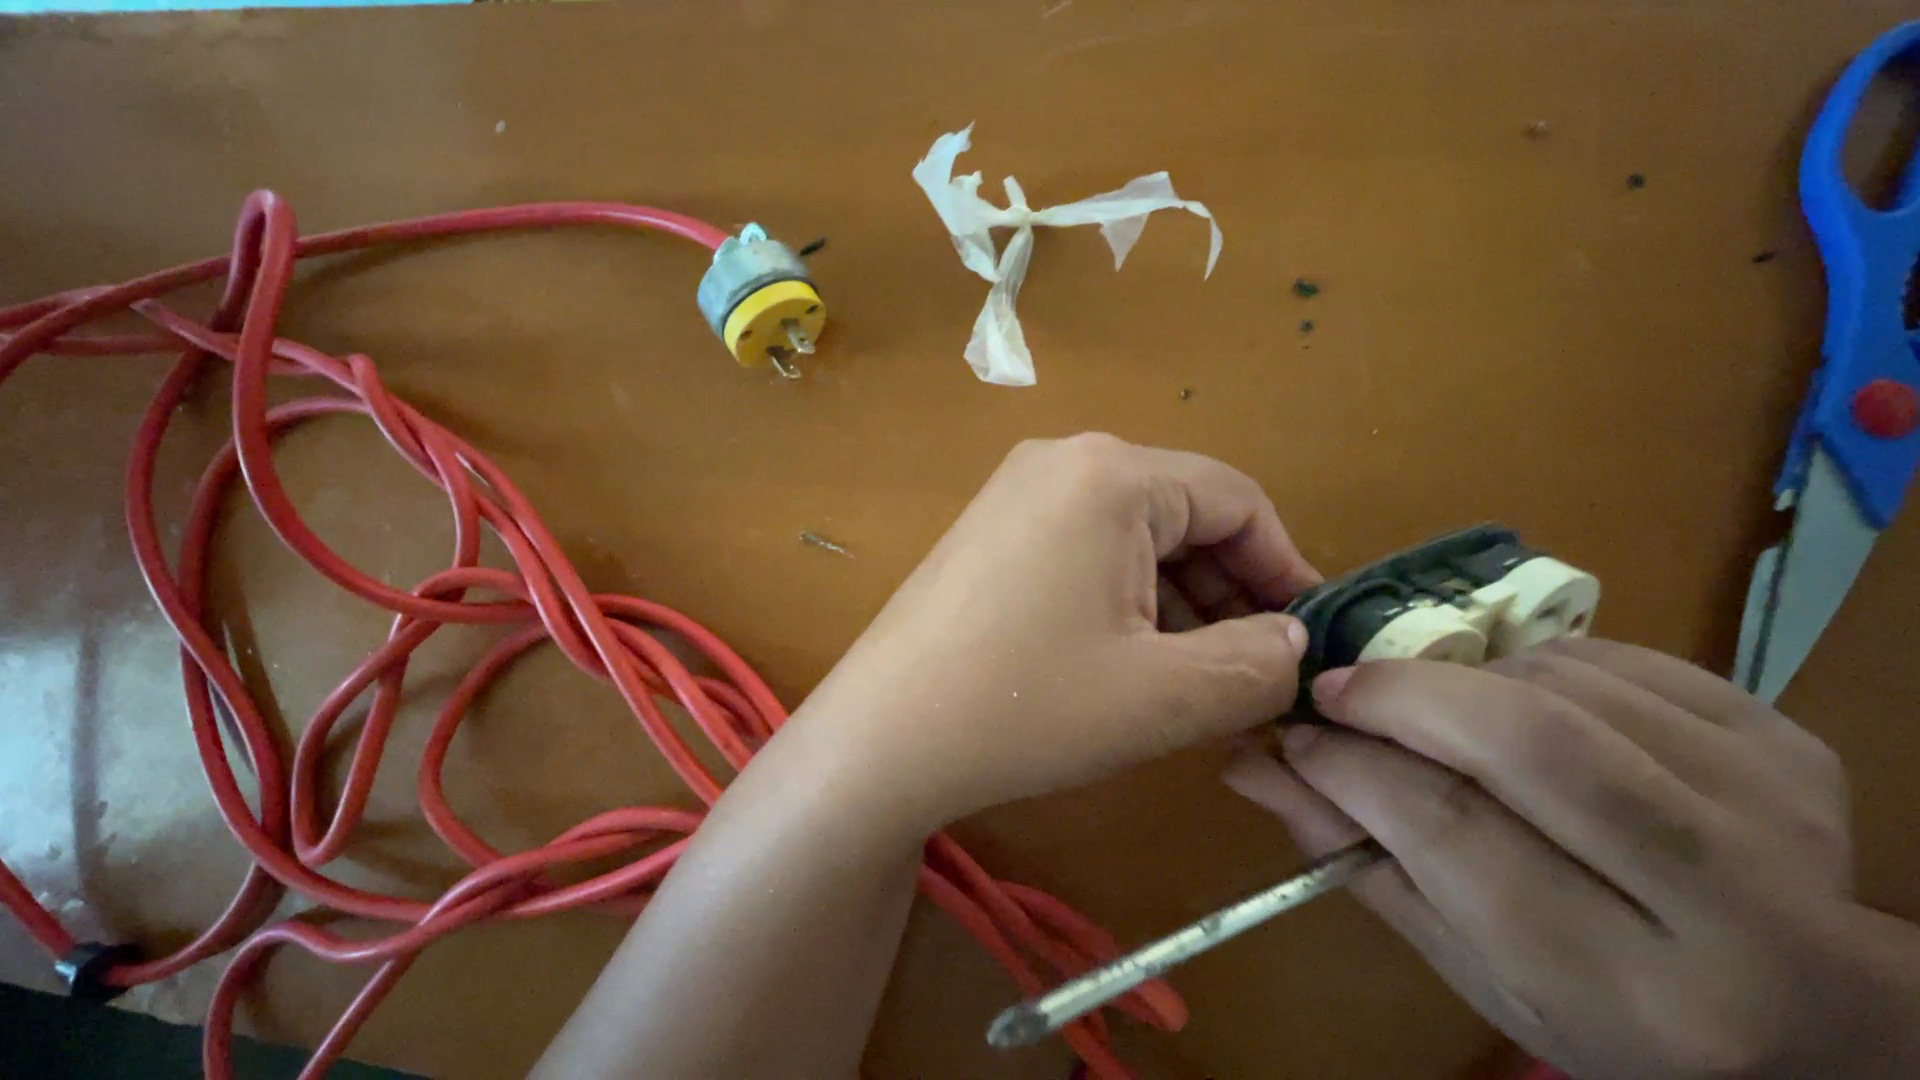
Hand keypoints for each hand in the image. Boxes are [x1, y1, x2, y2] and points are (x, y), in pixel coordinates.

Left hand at [790, 433, 1320, 829]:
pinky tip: (1127, 662)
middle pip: (1183, 513)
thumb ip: (1257, 664)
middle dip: (1228, 591)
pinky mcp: (989, 533)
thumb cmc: (1028, 707)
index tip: (1306, 638)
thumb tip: (1294, 641)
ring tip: (1193, 678)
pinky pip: (1084, 550)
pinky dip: (1124, 599)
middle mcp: (1062, 461)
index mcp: (1111, 473)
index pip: (1238, 500)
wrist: (882, 738)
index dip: (1285, 568)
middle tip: (1252, 670)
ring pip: (1134, 536)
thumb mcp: (1166, 696)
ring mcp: (1015, 494)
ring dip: (1178, 602)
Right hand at [1225, 638, 1919, 1079]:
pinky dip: (1527, 661)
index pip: (1450, 831)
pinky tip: (1512, 698)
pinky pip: (1609, 657)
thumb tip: (1248, 761)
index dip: (1350, 767)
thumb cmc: (1596, 999)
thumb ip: (1353, 856)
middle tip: (1337, 689)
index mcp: (1621, 984)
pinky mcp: (1781, 735)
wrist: (1800, 1001)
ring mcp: (1769, 802)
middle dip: (1402, 694)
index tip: (1291, 736)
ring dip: (1461, 680)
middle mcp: (1723, 898)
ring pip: (1559, 684)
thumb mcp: (1461, 953)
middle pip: (1526, 739)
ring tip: (1430, 710)